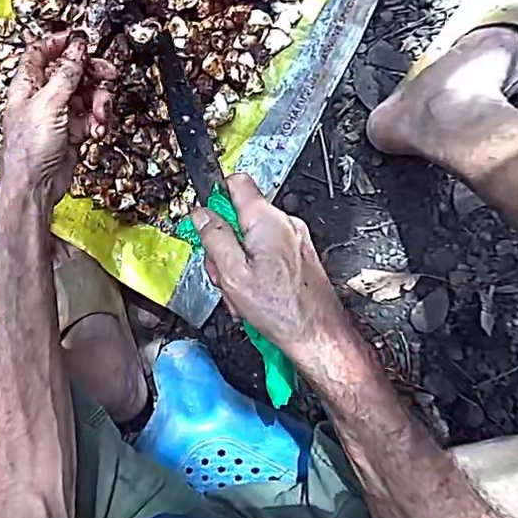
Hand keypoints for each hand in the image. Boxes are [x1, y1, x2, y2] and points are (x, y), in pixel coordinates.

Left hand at [0, 33, 109, 204]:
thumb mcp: (48, 103)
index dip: (61, 43)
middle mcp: (43, 97)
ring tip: (101, 114)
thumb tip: (77, 48)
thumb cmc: (28, 150)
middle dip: (92, 72)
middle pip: (72, 72)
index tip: (82, 39)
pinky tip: (97, 131)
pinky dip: (99, 122)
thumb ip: (66, 73)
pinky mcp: (73, 133)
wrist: (34, 187)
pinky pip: (92, 118)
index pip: (41, 52)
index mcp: (28, 84)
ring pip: (87, 96)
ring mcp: (59, 115)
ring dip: (99, 102)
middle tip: (108, 74)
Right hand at [191, 174, 351, 366]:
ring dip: (238, 263)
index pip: (237, 183)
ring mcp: (294, 239)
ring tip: (241, 290)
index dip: (215, 196)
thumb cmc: (282, 309)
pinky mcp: (298, 255)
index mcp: (266, 221)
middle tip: (223, 271)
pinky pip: (267, 253)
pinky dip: (255, 270)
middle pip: (240, 218)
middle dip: (224, 244)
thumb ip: (214, 238)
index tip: (204, 217)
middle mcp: (284, 224)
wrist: (317, 334)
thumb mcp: (233, 274)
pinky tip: (254, 293)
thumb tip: (201, 214)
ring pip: (252, 239)